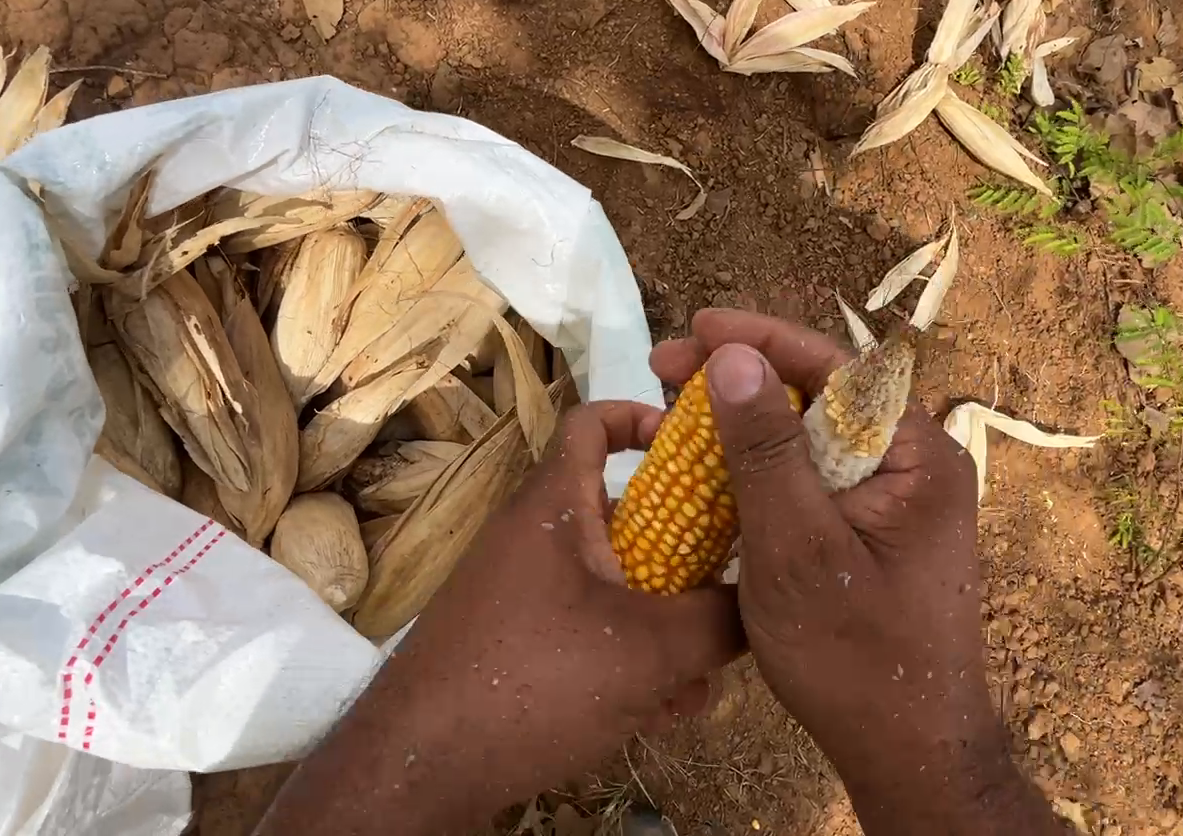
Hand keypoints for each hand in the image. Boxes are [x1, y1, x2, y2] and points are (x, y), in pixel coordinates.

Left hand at [257, 402, 743, 835]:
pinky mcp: (516, 635)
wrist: (419, 766)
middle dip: (680, 553)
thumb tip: (762, 598)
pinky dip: (626, 651)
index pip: (593, 421)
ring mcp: (522, 587)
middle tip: (723, 587)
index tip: (693, 445)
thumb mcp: (649, 651)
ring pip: (612, 581)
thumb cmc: (534, 678)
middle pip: (621, 514)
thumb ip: (719, 620)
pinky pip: (587, 623)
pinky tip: (659, 709)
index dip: (643, 416)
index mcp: (556, 505)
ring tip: (699, 676)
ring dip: (660, 619)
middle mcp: (536, 535)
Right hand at [651, 309, 1061, 835]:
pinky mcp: (869, 522)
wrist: (908, 756)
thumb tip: (734, 356)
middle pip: (819, 392)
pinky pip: (808, 469)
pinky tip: (715, 458)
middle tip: (668, 367)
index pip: (834, 366)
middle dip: (742, 374)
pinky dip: (758, 458)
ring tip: (680, 403)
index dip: (761, 338)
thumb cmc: (853, 657)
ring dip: (744, 414)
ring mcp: (892, 494)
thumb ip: (766, 449)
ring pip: (808, 430)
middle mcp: (911, 461)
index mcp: (915, 454)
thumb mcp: (796, 546)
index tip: (697, 327)